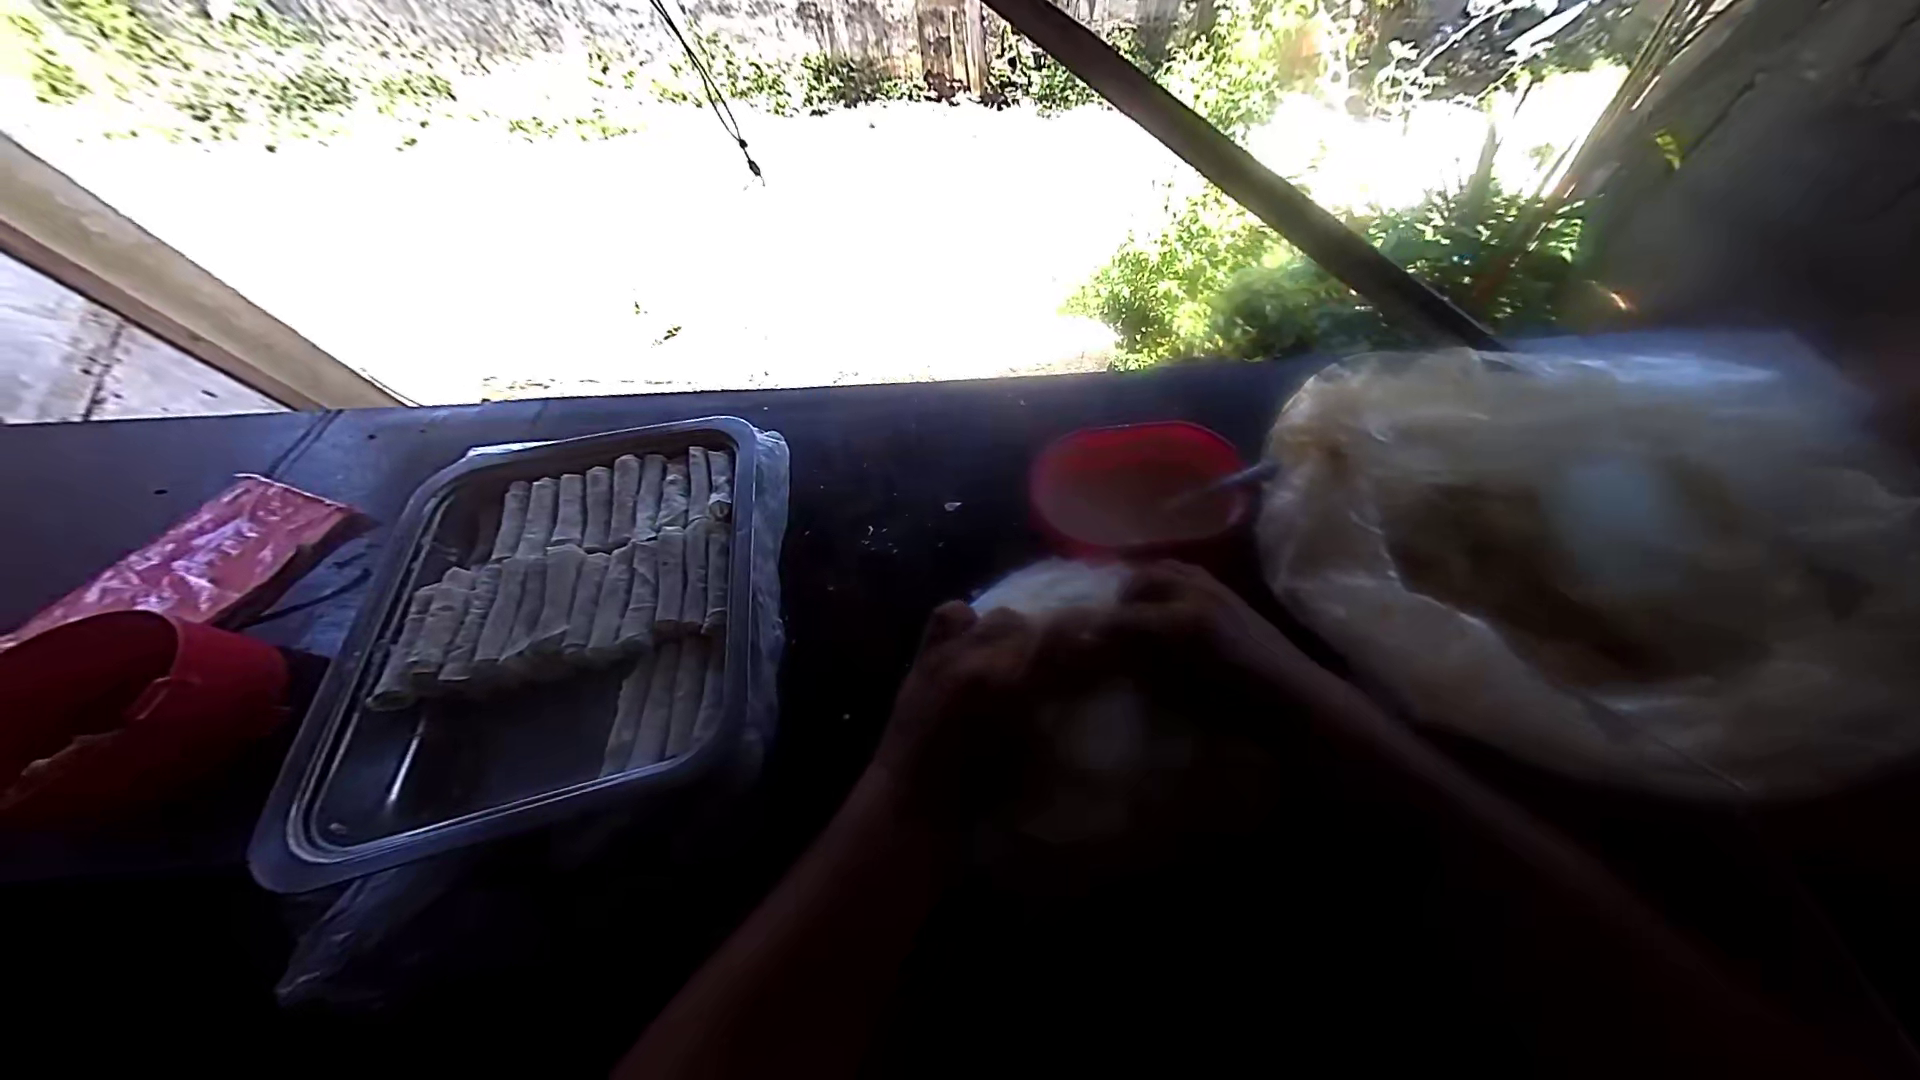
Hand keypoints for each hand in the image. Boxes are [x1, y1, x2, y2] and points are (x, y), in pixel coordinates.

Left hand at [862, 602, 1075, 831]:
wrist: (913, 799)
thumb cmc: (981, 792)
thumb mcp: (1034, 758)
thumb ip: (1059, 714)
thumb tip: (1085, 687)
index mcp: (1013, 685)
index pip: (1066, 645)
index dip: (1093, 643)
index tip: (1108, 646)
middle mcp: (982, 658)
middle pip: (1037, 624)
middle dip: (1060, 637)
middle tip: (1068, 655)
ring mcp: (951, 652)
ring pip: (1001, 616)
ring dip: (1020, 631)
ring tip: (1022, 652)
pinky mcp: (926, 653)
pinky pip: (952, 614)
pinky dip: (969, 623)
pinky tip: (975, 643)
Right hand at [1104, 560, 1305, 685]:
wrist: (1291, 697)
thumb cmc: (1234, 706)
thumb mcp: (1178, 689)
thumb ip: (1142, 663)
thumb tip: (1112, 649)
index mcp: (1183, 622)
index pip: (1127, 615)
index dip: (1102, 625)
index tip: (1087, 633)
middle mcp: (1197, 593)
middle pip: (1144, 577)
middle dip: (1122, 596)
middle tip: (1114, 619)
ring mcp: (1215, 587)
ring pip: (1166, 567)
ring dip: (1145, 582)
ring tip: (1137, 605)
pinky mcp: (1227, 589)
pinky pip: (1187, 571)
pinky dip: (1168, 579)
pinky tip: (1166, 600)